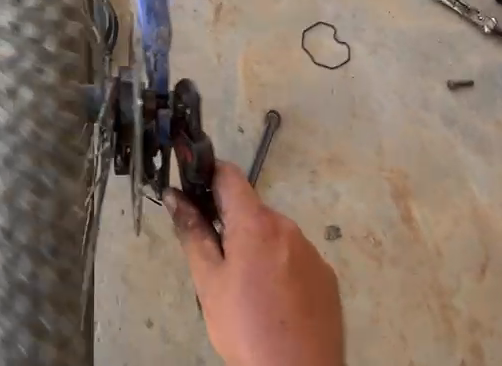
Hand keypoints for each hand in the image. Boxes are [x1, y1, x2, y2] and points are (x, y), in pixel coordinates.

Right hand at [167, 162, 344, 365]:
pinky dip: (280, 268)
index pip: (229, 174)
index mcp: (256, 222)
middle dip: (231, 224)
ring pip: (274, 235)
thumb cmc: (245, 328)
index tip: (193, 191)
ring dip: (256, 247)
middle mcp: (288, 227)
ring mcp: (312, 252)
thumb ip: (192, 232)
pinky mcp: (327, 277)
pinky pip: (296, 258)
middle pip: (251, 209)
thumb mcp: (208, 282)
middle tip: (217, 263)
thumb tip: (174, 194)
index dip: (208, 175)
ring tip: (246, 290)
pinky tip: (274, 302)